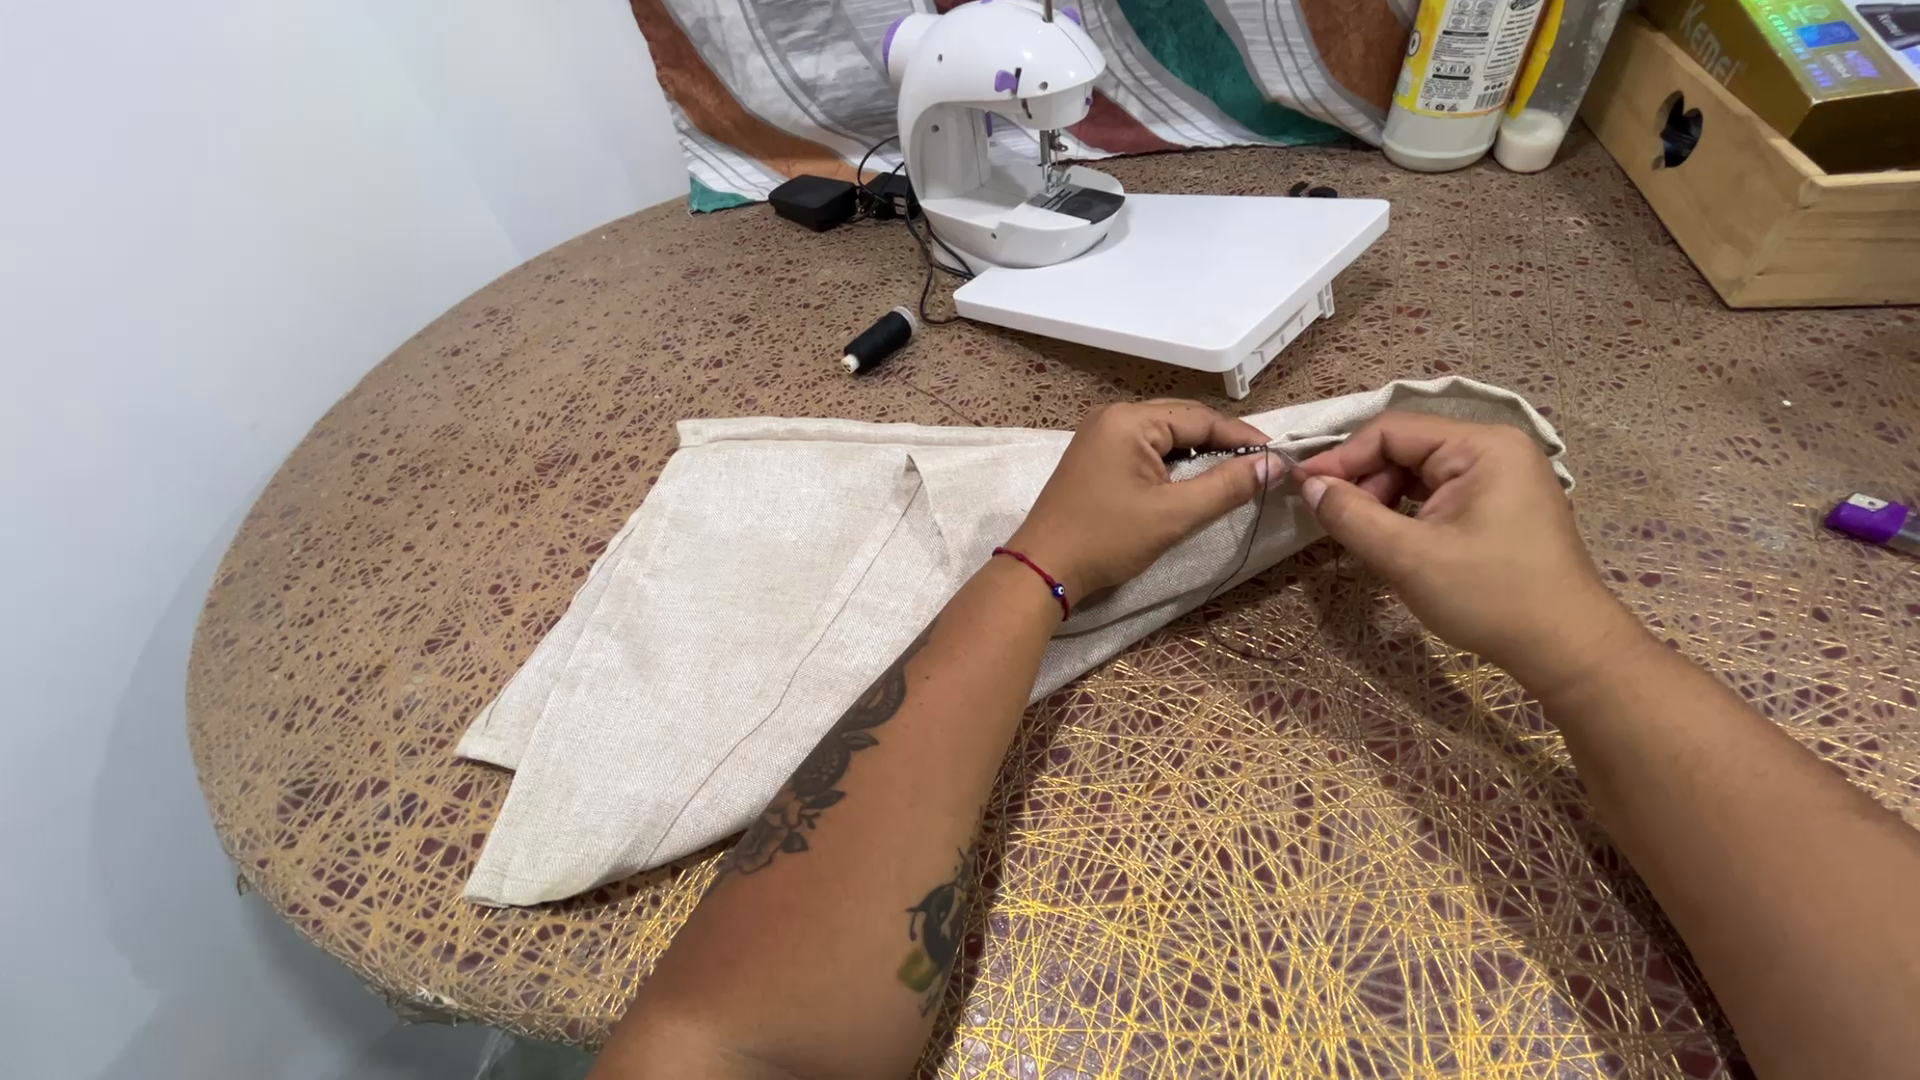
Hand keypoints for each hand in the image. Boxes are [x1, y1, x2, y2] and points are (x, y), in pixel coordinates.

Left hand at [1008, 400, 1282, 602]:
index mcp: (1129, 420)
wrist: (1044, 567)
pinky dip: (1170, 463)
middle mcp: (1112, 416)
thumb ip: (1226, 486)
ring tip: (1231, 475)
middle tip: (1259, 467)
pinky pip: (1143, 449)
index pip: (1200, 417)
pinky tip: (1190, 481)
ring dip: (1196, 454)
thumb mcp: (1173, 514)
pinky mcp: (1093, 457)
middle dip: (1220, 443)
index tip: (1277, 456)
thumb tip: (1273, 465)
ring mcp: (1098, 436)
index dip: (1242, 437)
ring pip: (1163, 436)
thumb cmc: (1107, 539)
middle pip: (1181, 421)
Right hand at [1294, 412, 1644, 695]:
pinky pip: (1434, 491)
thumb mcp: (1406, 555)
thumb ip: (1349, 514)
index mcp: (1481, 446)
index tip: (1301, 488)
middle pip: (1403, 447)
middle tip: (1333, 518)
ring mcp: (1499, 475)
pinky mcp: (1496, 503)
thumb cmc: (1489, 595)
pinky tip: (1389, 538)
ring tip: (1361, 533)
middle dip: (1362, 479)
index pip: (1391, 431)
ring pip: (1415, 471)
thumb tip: (1308, 486)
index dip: (1340, 457)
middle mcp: (1493, 449)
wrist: (1563, 647)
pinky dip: (1403, 510)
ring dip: (1379, 497)